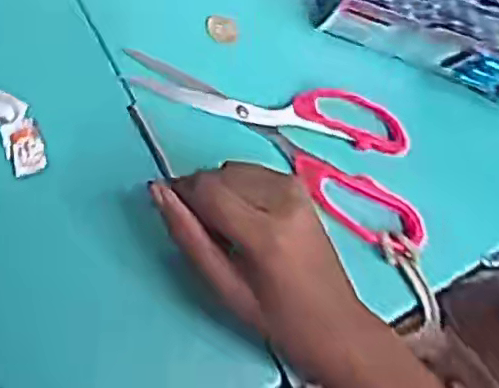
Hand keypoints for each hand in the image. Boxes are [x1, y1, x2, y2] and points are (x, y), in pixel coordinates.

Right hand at [150, 163, 361, 338]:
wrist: (341, 328)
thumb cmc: (279, 318)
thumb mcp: (226, 289)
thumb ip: (188, 236)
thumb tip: (157, 190)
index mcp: (266, 233)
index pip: (205, 188)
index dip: (182, 195)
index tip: (176, 213)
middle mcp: (281, 200)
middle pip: (215, 175)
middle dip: (200, 195)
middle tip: (209, 231)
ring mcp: (292, 188)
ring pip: (228, 169)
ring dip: (218, 190)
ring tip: (230, 226)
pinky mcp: (296, 184)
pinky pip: (246, 169)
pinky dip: (236, 185)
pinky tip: (247, 214)